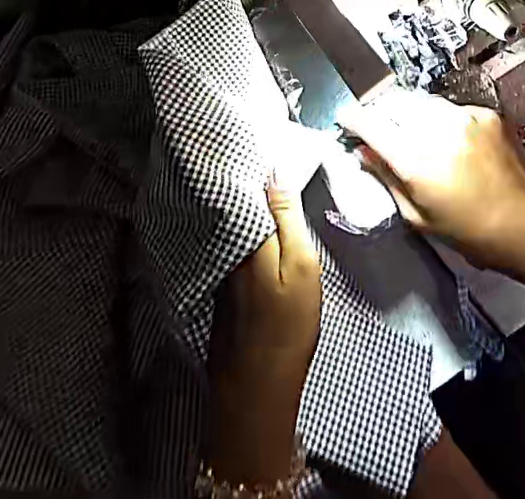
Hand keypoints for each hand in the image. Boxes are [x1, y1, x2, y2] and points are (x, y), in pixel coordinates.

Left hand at [207, 175, 320, 486]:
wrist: (256, 387)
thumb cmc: (287, 323)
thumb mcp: (301, 266)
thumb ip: (288, 220)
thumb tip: (275, 174)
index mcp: (248, 237)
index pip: (247, 187)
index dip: (256, 163)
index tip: (267, 138)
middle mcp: (228, 247)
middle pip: (238, 203)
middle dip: (250, 178)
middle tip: (267, 151)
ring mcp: (223, 268)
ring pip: (235, 223)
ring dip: (246, 202)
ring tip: (262, 176)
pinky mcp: (224, 286)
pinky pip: (234, 242)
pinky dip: (244, 226)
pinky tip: (256, 221)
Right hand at [337, 89, 524, 269]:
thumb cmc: (471, 231)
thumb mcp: (418, 216)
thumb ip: (387, 178)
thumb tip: (364, 152)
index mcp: (417, 161)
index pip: (372, 124)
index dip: (354, 119)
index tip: (348, 121)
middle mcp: (438, 131)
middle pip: (395, 105)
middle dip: (384, 116)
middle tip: (383, 132)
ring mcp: (465, 117)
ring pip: (423, 102)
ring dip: (412, 114)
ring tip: (419, 137)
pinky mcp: (486, 113)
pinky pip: (451, 108)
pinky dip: (443, 119)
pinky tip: (451, 141)